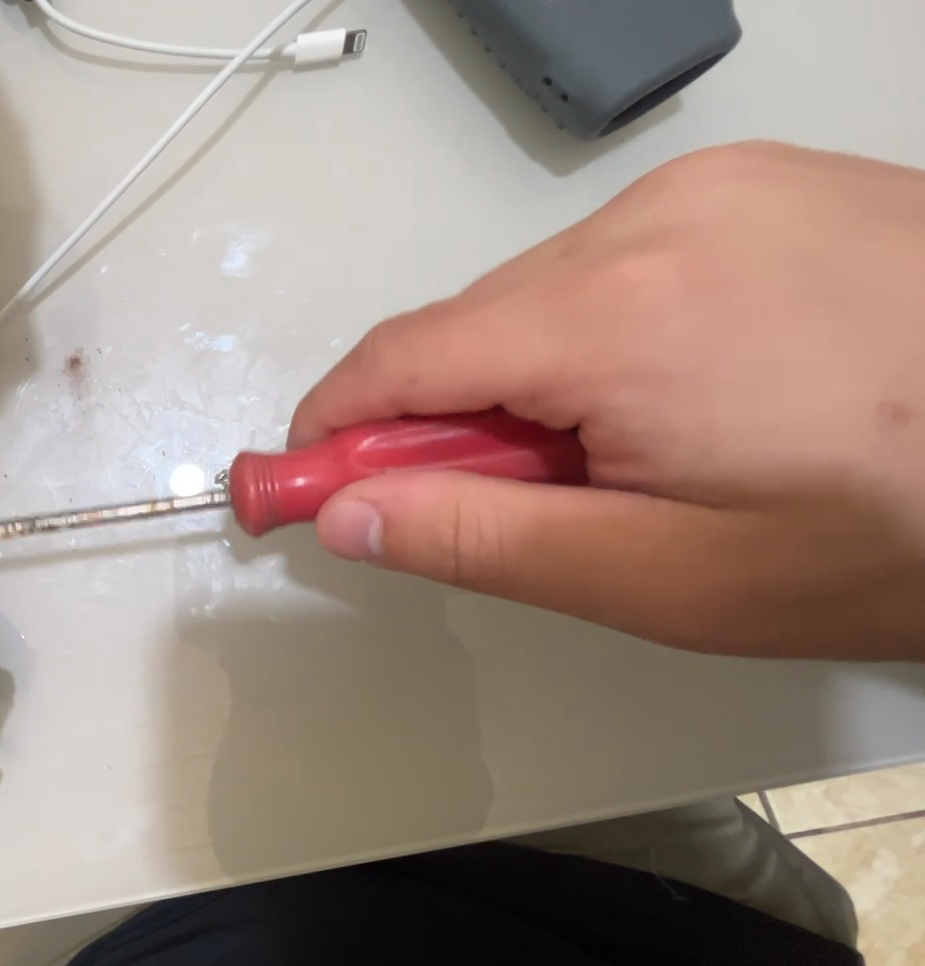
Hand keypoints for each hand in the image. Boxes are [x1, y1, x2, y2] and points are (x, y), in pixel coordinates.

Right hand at [291, 141, 924, 659]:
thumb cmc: (906, 532)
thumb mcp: (659, 575)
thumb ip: (474, 539)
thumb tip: (343, 516)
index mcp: (617, 312)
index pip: (394, 363)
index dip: (327, 431)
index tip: (303, 488)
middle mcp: (650, 220)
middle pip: (455, 332)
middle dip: (435, 422)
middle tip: (486, 501)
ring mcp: (707, 190)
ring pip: (516, 303)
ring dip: (508, 386)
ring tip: (597, 455)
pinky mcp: (747, 188)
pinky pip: (591, 272)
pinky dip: (574, 343)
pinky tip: (652, 395)